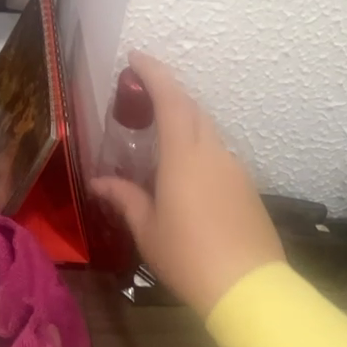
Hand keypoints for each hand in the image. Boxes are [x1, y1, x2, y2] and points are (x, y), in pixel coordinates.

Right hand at [91, 52, 284, 316]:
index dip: (153, 72)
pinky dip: (196, 145)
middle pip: (191, 107)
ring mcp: (233, 167)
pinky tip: (183, 169)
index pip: (170, 98)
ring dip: (183, 119)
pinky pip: (217, 152)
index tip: (135, 58)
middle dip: (166, 91)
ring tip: (157, 132)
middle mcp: (212, 151)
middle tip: (140, 92)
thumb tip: (98, 181)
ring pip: (206, 129)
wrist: (248, 289)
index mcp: (183, 155)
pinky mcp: (246, 186)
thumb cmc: (189, 256)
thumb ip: (124, 197)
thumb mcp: (147, 229)